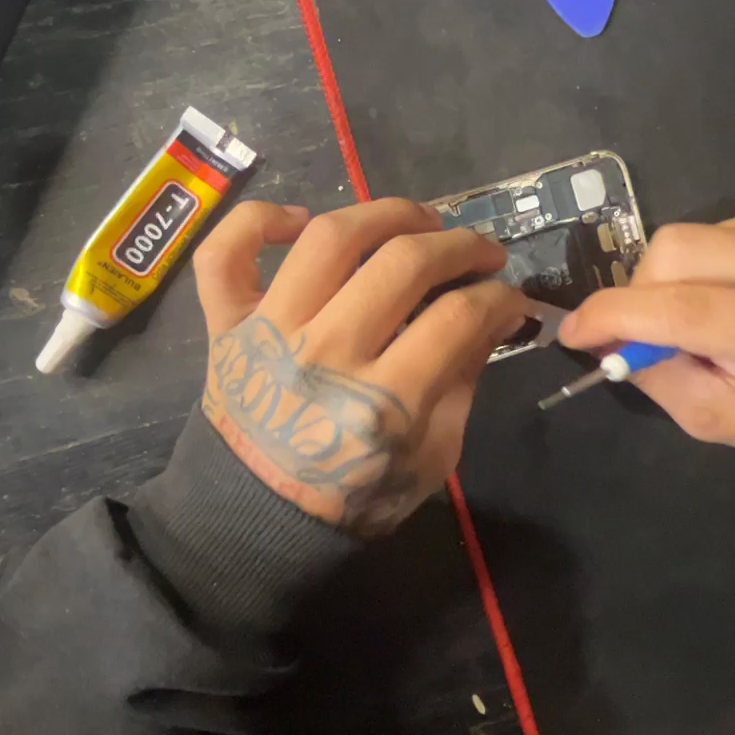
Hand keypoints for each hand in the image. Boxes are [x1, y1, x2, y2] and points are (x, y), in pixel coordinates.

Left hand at [192, 198, 530, 534]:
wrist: (251, 522)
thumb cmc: (350, 499)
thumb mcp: (429, 459)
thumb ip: (461, 385)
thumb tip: (491, 316)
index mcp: (381, 404)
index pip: (457, 317)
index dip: (499, 298)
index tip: (510, 297)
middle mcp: (324, 354)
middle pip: (403, 263)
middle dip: (461, 245)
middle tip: (482, 253)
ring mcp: (267, 332)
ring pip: (330, 238)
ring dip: (386, 213)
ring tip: (419, 222)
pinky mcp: (224, 324)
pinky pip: (225, 251)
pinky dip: (259, 220)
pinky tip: (300, 220)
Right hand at [559, 200, 734, 452]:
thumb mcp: (712, 416)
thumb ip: (653, 373)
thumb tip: (600, 334)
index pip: (686, 310)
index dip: (616, 315)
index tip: (573, 332)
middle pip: (678, 252)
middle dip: (638, 292)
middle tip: (641, 329)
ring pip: (687, 234)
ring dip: (666, 277)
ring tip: (692, 311)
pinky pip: (712, 226)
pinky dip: (696, 261)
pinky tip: (723, 287)